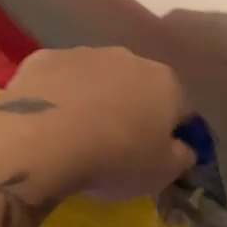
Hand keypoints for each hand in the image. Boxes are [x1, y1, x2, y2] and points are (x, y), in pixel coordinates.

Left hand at [0, 47, 194, 201]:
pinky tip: (45, 123)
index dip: (171, 134)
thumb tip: (182, 148)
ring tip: (75, 136)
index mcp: (165, 83)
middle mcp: (128, 58)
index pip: (180, 108)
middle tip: (115, 145)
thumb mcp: (161, 173)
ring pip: (95, 78)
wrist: (44, 139)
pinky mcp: (44, 58)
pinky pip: (57, 78)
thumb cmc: (114, 158)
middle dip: (130, 109)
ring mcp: (83, 53)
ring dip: (92, 99)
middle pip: (137, 86)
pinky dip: (56, 96)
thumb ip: (180, 157)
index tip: (156, 156)